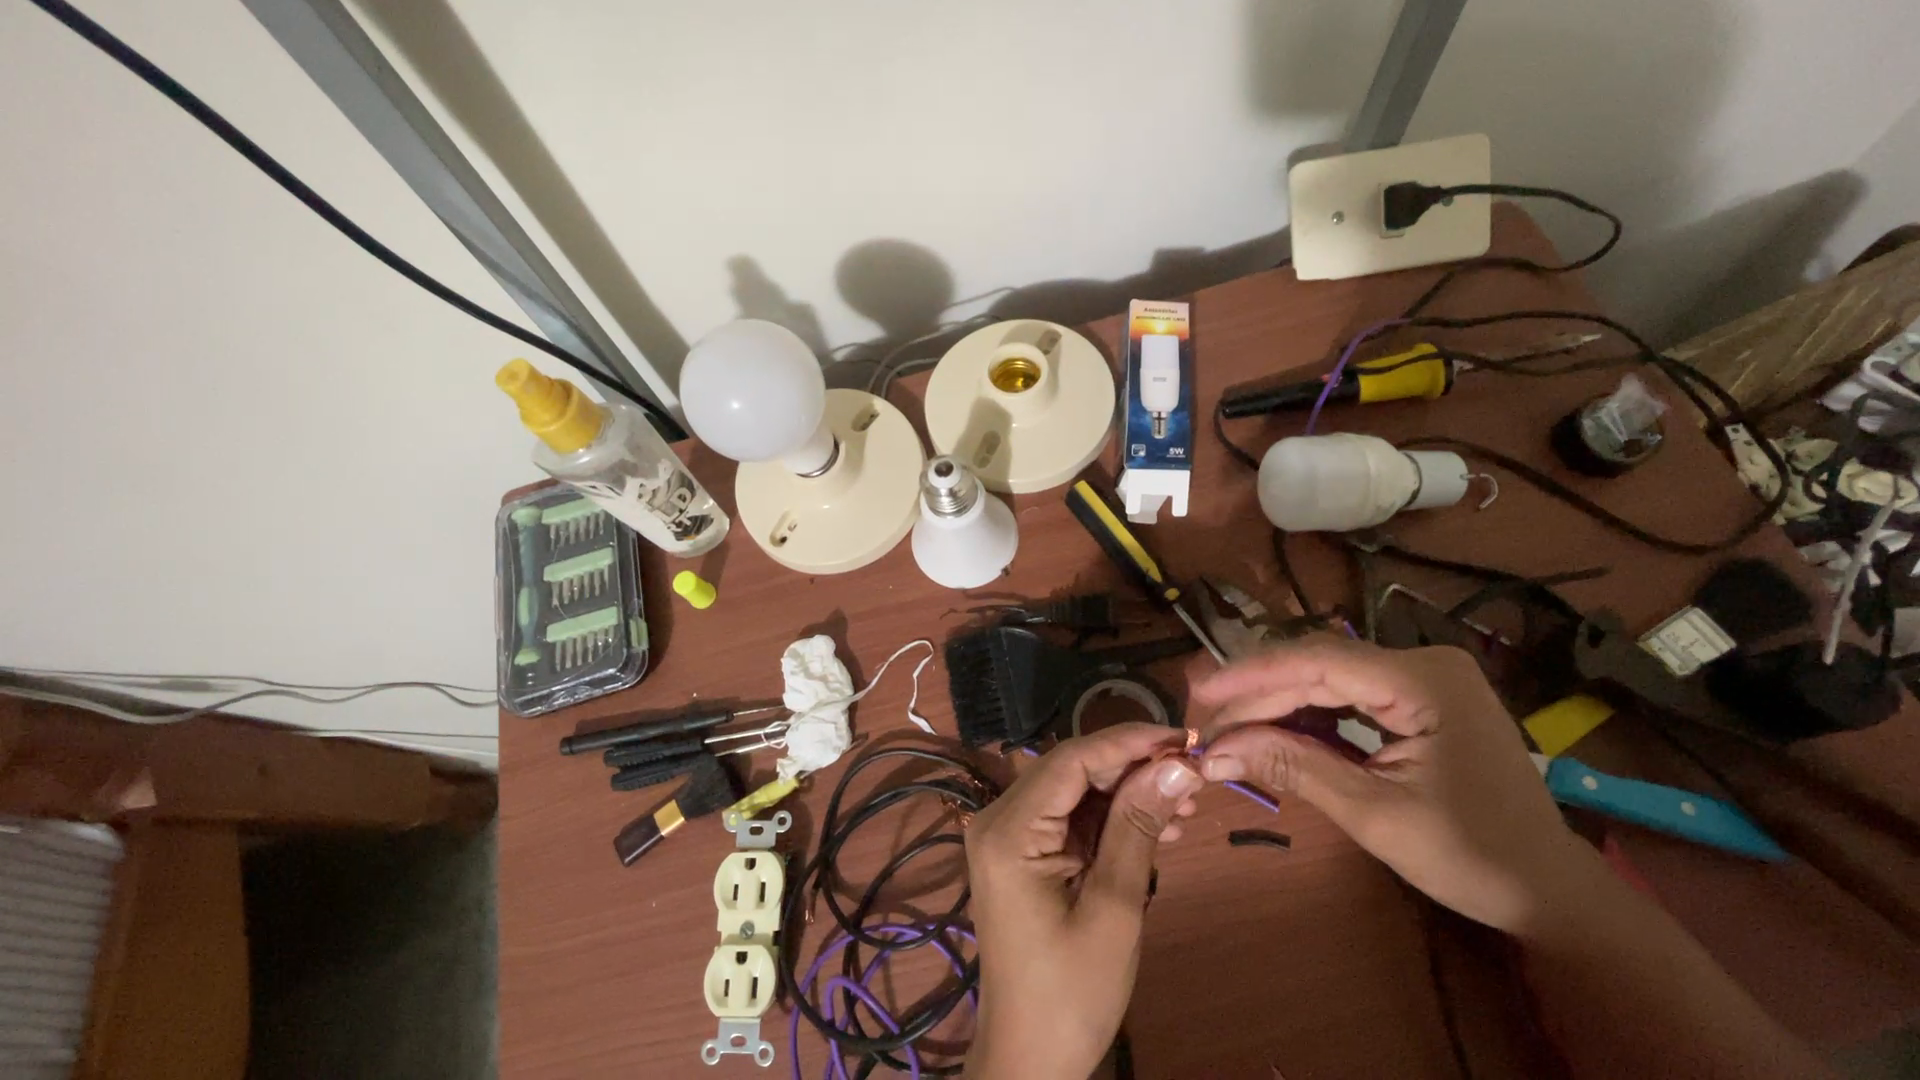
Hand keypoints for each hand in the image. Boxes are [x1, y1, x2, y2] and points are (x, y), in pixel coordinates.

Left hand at [963, 723, 1203, 1079]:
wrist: (1031, 1057)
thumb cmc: (1072, 991)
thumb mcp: (1114, 905)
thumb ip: (1138, 826)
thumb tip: (1178, 764)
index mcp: (1008, 830)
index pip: (1071, 759)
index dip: (1129, 741)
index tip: (1184, 738)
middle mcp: (998, 820)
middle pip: (1072, 770)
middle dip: (1133, 768)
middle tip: (1194, 776)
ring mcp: (1007, 837)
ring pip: (1075, 792)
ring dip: (1128, 795)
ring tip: (1187, 808)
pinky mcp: (1022, 856)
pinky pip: (1070, 820)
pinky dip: (1113, 821)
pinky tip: (1159, 831)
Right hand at [1191, 636, 1603, 935]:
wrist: (1547, 888)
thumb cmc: (1470, 854)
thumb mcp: (1373, 813)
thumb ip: (1293, 767)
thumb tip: (1215, 751)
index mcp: (1424, 681)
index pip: (1318, 662)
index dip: (1251, 675)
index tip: (1197, 692)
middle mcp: (1424, 663)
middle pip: (1319, 667)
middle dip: (1259, 694)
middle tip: (1205, 720)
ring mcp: (1424, 679)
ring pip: (1328, 679)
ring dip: (1278, 704)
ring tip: (1228, 727)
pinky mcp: (1420, 700)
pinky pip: (1348, 696)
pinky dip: (1308, 715)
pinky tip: (1274, 731)